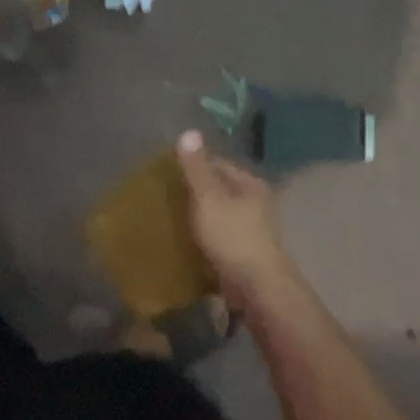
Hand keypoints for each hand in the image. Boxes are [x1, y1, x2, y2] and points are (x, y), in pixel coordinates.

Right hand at [177, 130, 289, 301]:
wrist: (257, 286)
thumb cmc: (232, 237)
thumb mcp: (209, 198)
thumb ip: (197, 169)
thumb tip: (188, 132)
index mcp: (250, 184)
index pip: (217, 164)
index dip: (192, 164)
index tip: (164, 172)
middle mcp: (255, 202)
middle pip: (219, 189)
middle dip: (194, 191)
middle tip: (162, 196)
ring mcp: (252, 229)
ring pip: (219, 214)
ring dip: (198, 216)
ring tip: (169, 219)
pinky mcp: (244, 252)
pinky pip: (219, 237)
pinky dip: (204, 237)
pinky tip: (185, 242)